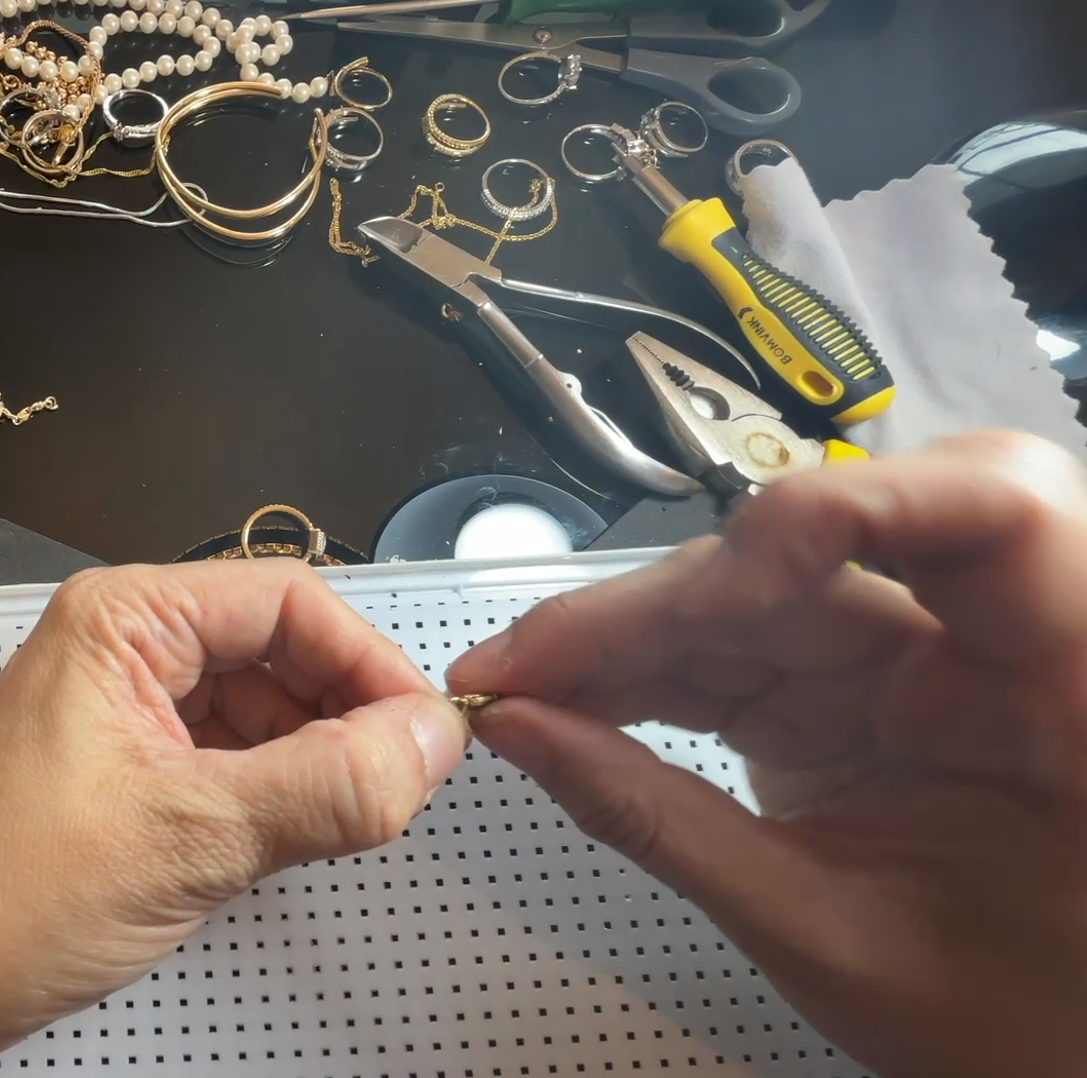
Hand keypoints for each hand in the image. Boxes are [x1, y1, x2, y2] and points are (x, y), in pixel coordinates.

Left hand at [0, 560, 468, 1075]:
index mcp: (125, 618)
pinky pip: (229, 745)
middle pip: (273, 645)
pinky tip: (293, 825)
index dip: (364, 660)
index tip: (425, 732)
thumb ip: (326, 785)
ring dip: (312, 752)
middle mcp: (125, 640)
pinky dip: (275, 781)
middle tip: (397, 784)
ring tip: (344, 816)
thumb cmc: (8, 895)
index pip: (283, 601)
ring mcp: (126, 698)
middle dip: (343, 710)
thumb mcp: (189, 838)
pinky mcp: (129, 753)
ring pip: (258, 699)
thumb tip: (430, 740)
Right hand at [447, 432, 1086, 1077]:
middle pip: (774, 569)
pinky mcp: (829, 683)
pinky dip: (620, 674)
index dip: (827, 516)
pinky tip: (556, 702)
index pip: (976, 514)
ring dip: (600, 645)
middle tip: (506, 673)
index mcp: (1060, 694)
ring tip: (509, 691)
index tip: (697, 596)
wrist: (1048, 1054)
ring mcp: (891, 660)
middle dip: (625, 616)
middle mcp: (971, 646)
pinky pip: (703, 650)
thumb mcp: (820, 934)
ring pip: (716, 603)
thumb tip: (510, 727)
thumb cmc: (1007, 1018)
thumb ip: (650, 819)